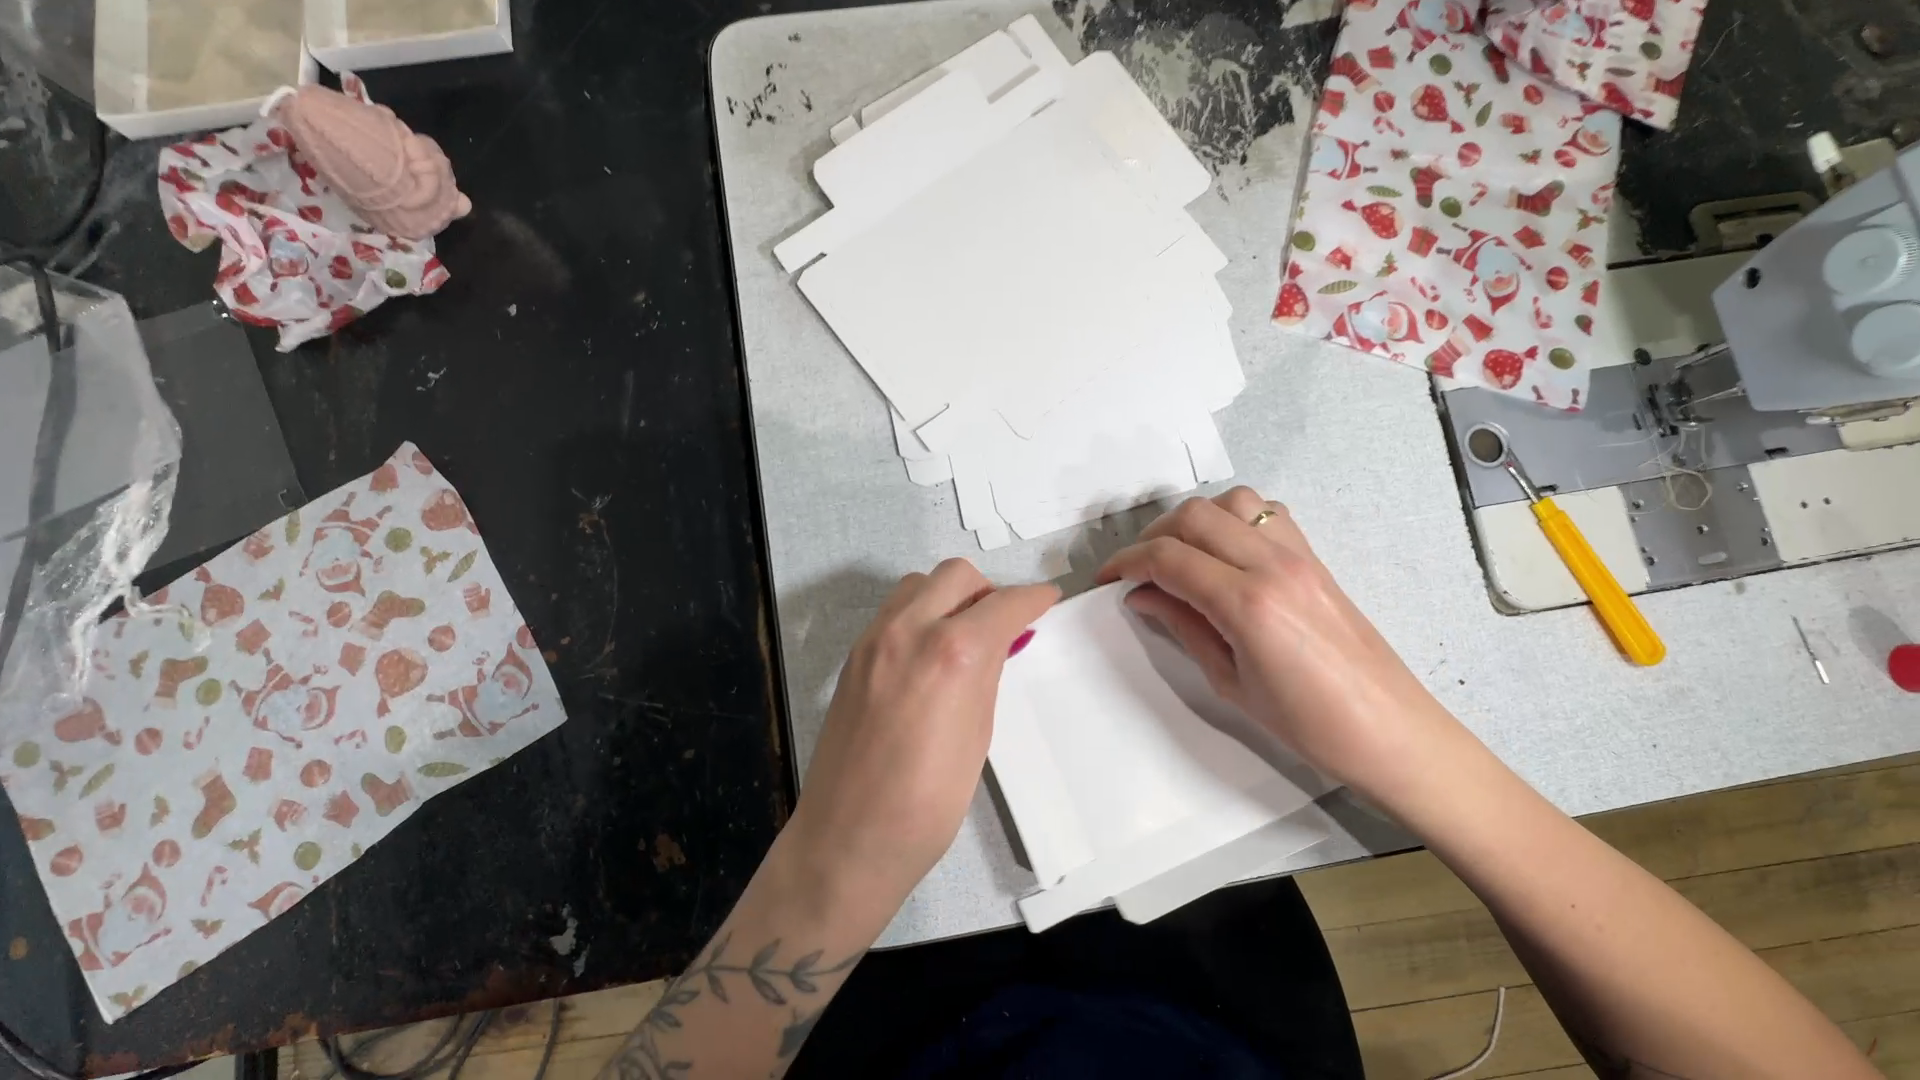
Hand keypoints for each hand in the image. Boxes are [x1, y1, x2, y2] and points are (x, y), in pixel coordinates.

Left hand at [788, 559, 1058, 921]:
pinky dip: (918, 615)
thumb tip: (996, 645)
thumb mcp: (977, 735)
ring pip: (917, 585)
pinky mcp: (851, 659)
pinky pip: (891, 614)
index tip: (1046, 599)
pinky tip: (929, 655)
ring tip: (964, 635)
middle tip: (1004, 622)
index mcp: (952, 652)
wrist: (850, 837)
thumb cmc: (929, 803)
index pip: (1002, 604)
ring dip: (947, 596)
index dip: (1032, 598)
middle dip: (988, 590)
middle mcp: (908, 631)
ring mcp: (872, 641)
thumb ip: (985, 676)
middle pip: (955, 575)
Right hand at [1096, 487, 1465, 803]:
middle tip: (1135, 570)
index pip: (1169, 558)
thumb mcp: (1230, 682)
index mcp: (1248, 603)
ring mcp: (1299, 555)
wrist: (1389, 730)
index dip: (1127, 563)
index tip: (1106, 580)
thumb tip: (1143, 595)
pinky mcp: (1315, 558)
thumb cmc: (1306, 724)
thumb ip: (1184, 627)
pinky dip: (1233, 519)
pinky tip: (1223, 553)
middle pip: (1194, 517)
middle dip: (1151, 536)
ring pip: (1231, 502)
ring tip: (1178, 555)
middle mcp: (1273, 565)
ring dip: (1194, 520)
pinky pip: (1266, 513)